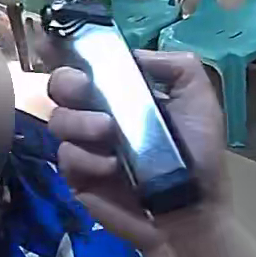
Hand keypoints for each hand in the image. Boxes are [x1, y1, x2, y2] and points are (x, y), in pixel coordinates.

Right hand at [46, 50, 228, 251]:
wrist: (192, 213)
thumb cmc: (198, 157)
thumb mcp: (200, 102)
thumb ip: (178, 67)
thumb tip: (134, 55)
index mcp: (122, 93)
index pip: (87, 66)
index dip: (67, 52)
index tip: (55, 42)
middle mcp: (97, 114)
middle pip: (60, 86)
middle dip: (67, 83)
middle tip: (84, 91)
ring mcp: (84, 145)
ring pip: (58, 119)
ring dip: (80, 121)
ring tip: (108, 133)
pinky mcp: (77, 176)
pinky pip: (66, 157)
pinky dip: (87, 159)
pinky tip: (110, 168)